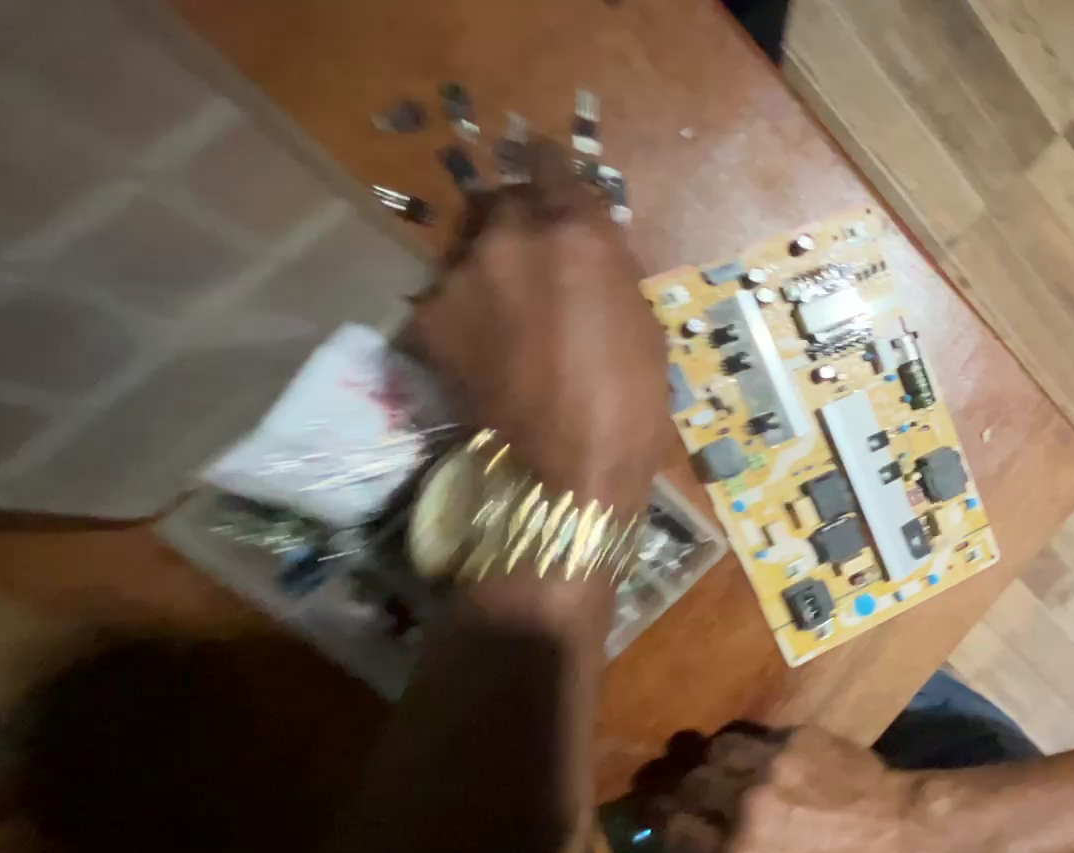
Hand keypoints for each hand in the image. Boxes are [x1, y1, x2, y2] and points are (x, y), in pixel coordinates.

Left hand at [410, 139, 667, 508]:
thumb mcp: (643, 323)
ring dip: (496, 267)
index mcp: (577, 235)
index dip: (555, 172)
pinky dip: (472, 310)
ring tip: (515, 315)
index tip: (556, 181)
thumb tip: (587, 252)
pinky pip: (452, 295)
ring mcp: (461, 276)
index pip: (553, 164)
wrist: (573, 467)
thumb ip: (607, 270)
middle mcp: (511, 238)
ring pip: (474, 248)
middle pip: (506, 199)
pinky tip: (492, 348)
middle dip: (524, 221)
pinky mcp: (431, 318)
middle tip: (541, 260)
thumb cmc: (634, 401)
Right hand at [656, 727, 942, 852]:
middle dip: (680, 789)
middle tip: (682, 788)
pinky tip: (759, 756)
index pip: (674, 833)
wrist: (904, 830)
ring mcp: (770, 766)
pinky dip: (749, 747)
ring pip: (714, 749)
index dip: (662, 823)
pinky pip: (754, 736)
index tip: (656, 814)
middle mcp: (744, 808)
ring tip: (719, 766)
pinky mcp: (795, 738)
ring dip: (711, 760)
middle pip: (687, 785)